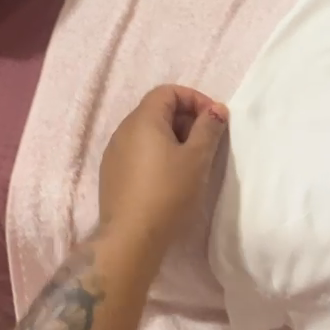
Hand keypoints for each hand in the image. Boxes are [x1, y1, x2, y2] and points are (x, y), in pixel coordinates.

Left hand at [97, 85, 228, 256]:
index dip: (194, 99)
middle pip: (157, 110)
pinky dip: (158, 153)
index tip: (214, 120)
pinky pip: (138, 151)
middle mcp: (123, 130)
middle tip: (207, 141)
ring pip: (147, 132)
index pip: (168, 91)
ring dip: (173, 137)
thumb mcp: (197, 158)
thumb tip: (216, 109)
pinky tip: (170, 177)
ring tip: (192, 161)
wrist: (131, 237)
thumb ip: (209, 128)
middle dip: (186, 118)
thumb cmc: (169, 192)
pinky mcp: (113, 174)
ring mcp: (114, 153)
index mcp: (143, 120)